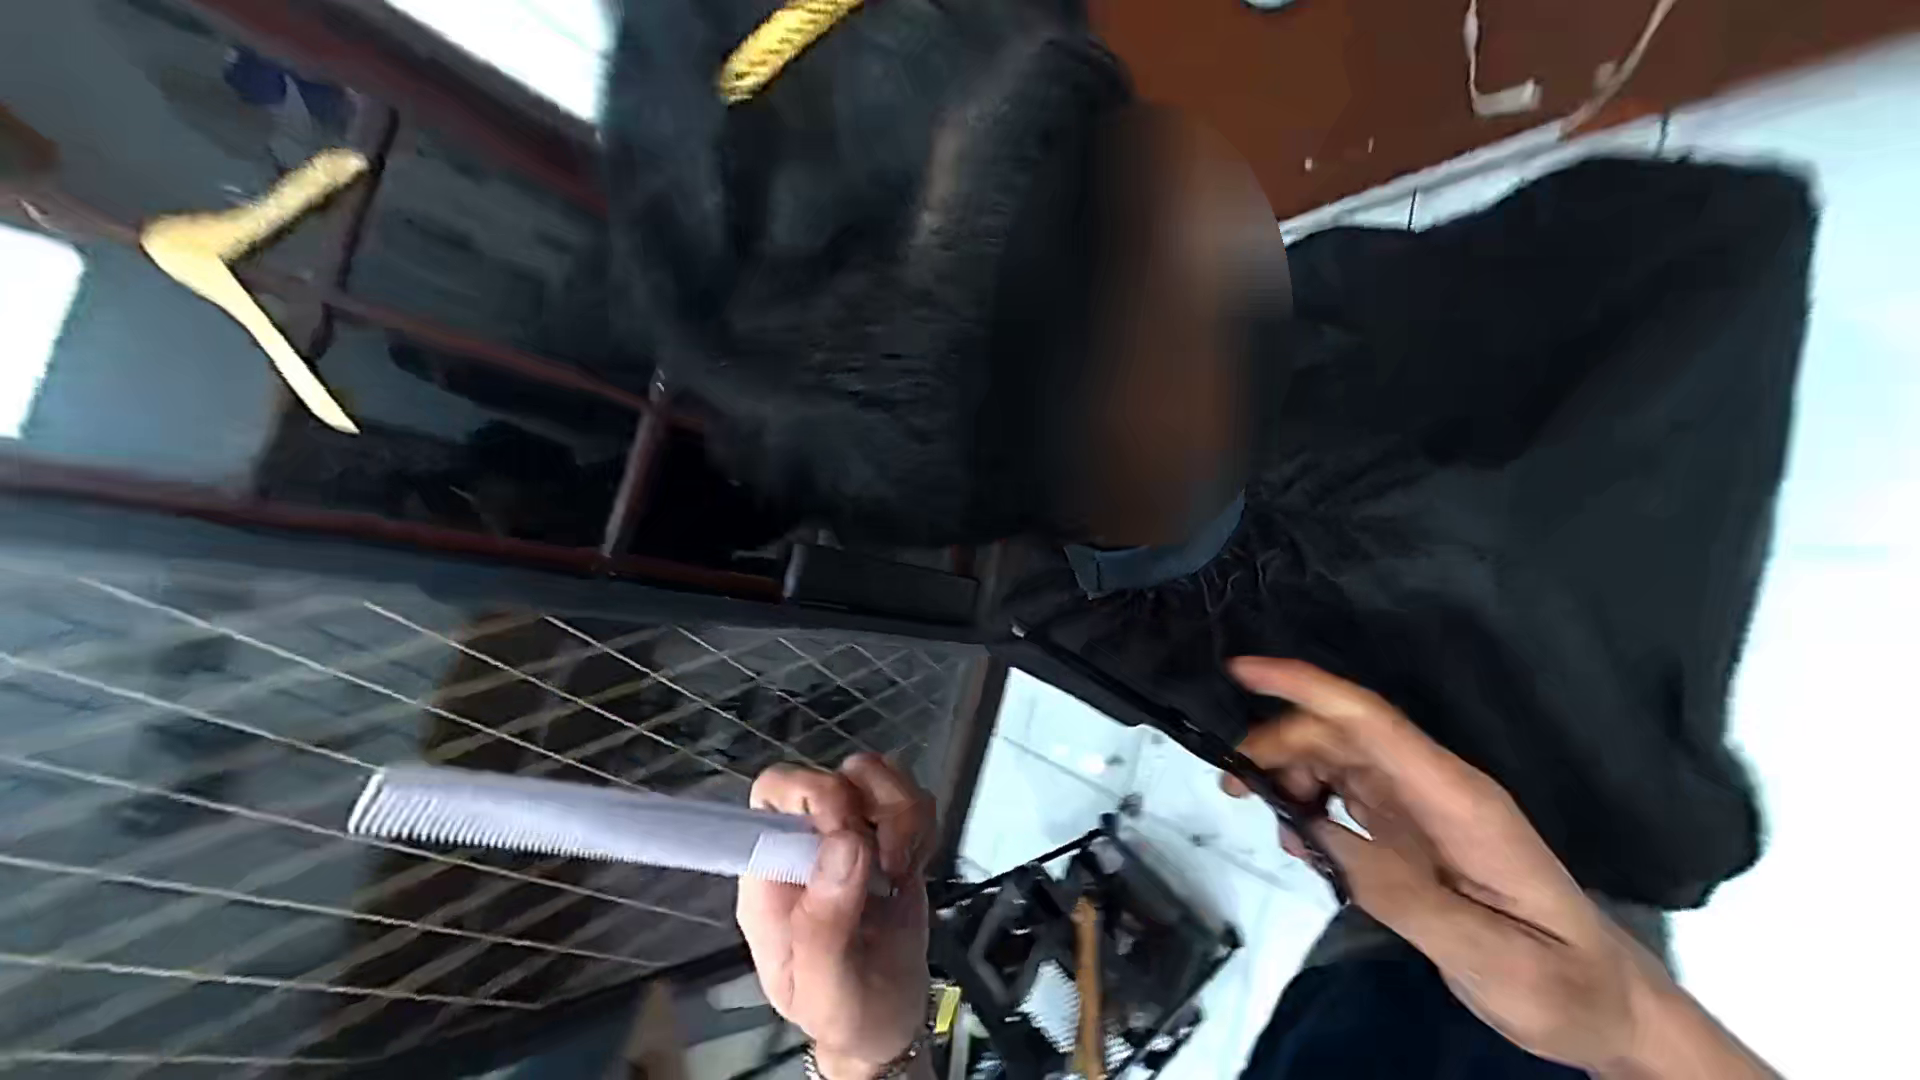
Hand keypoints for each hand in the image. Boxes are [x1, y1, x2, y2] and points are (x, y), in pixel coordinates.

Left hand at [737, 754, 934, 1079]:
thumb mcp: (822, 987)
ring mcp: (854, 828)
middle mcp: (811, 838)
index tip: (848, 831)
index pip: (776, 789)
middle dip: (873, 809)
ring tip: (899, 870)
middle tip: (885, 863)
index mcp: (775, 867)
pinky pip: (915, 795)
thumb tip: (844, 844)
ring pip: (880, 774)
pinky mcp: (892, 830)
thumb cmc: (843, 1009)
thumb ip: (824, 924)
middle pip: (839, 773)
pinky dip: (924, 827)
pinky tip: (914, 866)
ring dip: (903, 818)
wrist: (886, 1019)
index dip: (812, 794)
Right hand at [1223, 658, 1775, 1077]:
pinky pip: (1337, 787)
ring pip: (1329, 755)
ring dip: (1286, 774)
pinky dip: (1303, 800)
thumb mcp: (1489, 960)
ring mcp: (1415, 799)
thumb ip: (1396, 891)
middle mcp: (1430, 784)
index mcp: (1456, 799)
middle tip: (1234, 788)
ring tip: (1275, 824)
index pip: (1369, 720)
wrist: (1606, 1008)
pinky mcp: (1402, 820)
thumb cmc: (1561, 987)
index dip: (1304, 685)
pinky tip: (1300, 835)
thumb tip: (1312, 833)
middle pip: (1335, 734)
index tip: (1242, 671)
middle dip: (1276, 746)